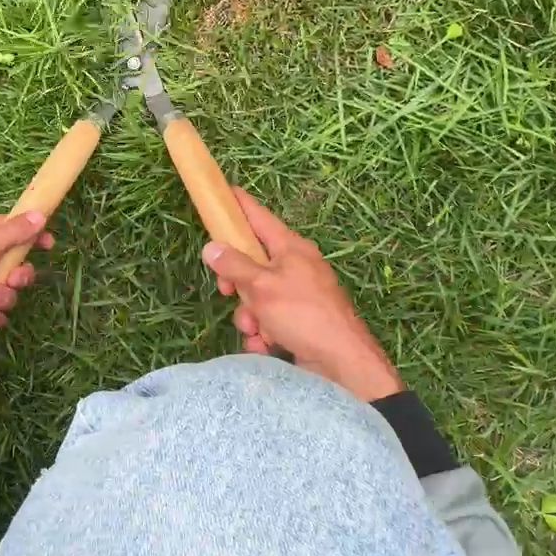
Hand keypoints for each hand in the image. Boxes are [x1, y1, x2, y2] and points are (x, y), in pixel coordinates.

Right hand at [201, 188, 403, 401]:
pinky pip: (270, 319)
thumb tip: (211, 247)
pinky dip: (263, 332)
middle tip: (226, 290)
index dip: (239, 204)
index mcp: (290, 248)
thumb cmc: (303, 314)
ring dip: (249, 314)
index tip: (223, 190)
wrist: (344, 364)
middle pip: (252, 261)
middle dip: (236, 281)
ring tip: (255, 329)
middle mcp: (296, 266)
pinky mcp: (300, 322)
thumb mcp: (261, 286)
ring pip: (257, 295)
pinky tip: (265, 344)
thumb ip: (233, 265)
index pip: (258, 216)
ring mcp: (299, 295)